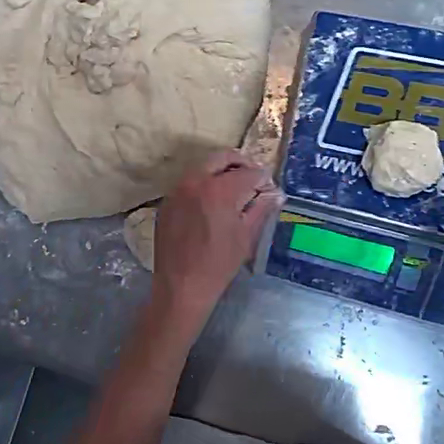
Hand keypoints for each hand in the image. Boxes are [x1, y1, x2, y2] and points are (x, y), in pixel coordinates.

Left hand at [149, 149, 281, 327]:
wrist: (181, 286)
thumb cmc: (219, 264)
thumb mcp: (246, 236)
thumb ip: (261, 209)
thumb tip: (276, 194)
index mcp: (220, 190)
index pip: (249, 173)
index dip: (263, 178)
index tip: (269, 186)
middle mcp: (196, 181)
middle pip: (222, 158)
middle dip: (241, 164)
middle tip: (253, 178)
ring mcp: (178, 190)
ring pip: (203, 166)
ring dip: (221, 171)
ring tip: (234, 189)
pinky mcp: (167, 201)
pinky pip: (189, 182)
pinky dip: (204, 183)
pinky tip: (212, 202)